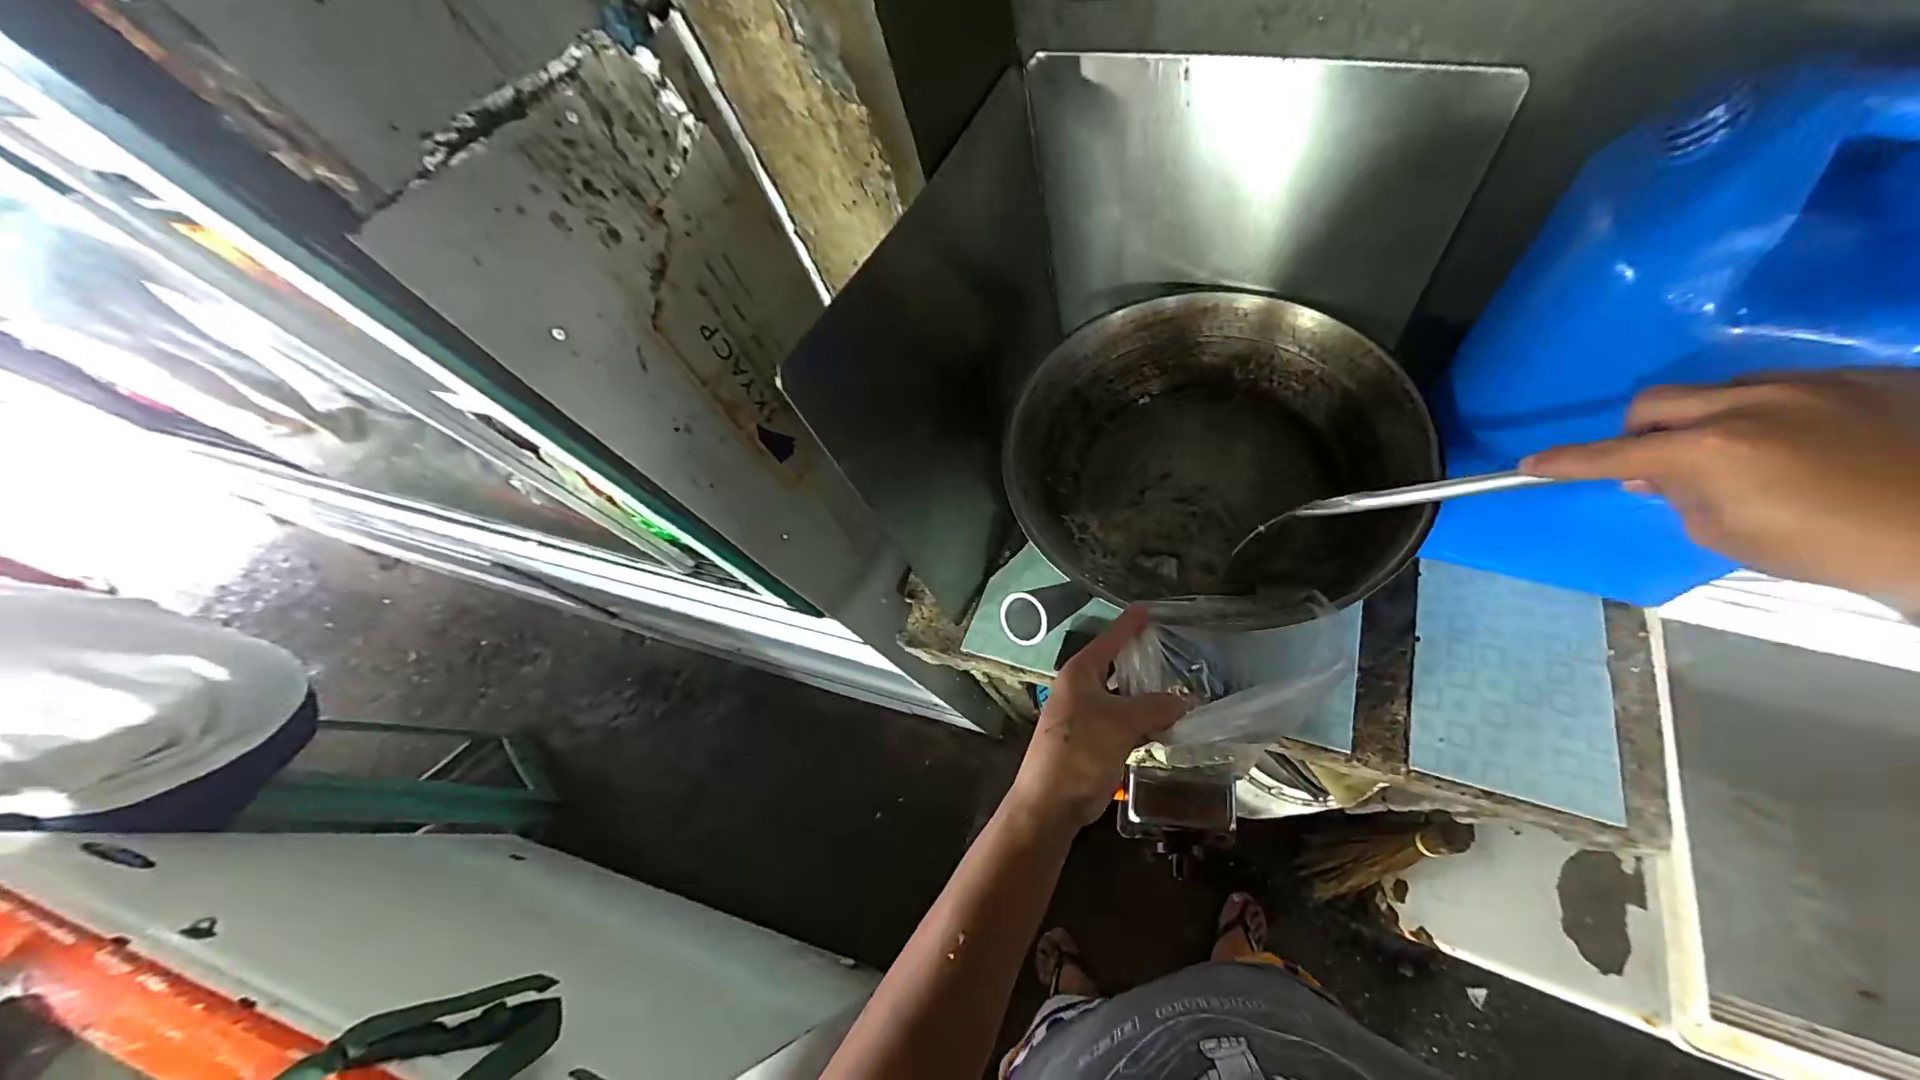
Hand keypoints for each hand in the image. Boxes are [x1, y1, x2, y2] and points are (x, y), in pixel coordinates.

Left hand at [1009, 606, 1188, 827]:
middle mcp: (1080, 688)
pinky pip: (1123, 721)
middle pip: (1117, 666)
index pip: (1110, 639)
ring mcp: (1084, 714)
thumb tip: (1184, 700)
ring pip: (1122, 696)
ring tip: (1181, 688)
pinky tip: (1167, 725)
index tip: (1148, 608)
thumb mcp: (1121, 723)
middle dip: (1144, 661)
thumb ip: (1155, 707)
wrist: (1051, 801)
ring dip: (1147, 696)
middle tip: (1176, 651)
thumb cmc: (1080, 751)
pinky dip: (1143, 721)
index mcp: (1080, 673)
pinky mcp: (1092, 739)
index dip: (1130, 624)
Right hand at [1522, 369, 1919, 598]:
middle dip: (1638, 431)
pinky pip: (1788, 385)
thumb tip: (1655, 478)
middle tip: (1653, 462)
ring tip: (1739, 452)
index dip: (1565, 462)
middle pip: (1655, 403)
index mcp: (1711, 451)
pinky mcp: (1868, 378)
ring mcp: (1813, 385)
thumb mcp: (1730, 534)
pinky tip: (1802, 441)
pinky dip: (1768, 411)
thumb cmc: (1835, 547)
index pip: (1612, 455)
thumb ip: (1680, 497)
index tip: (1531, 465)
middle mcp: (1751, 404)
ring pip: (1720, 389)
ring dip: (1705, 418)